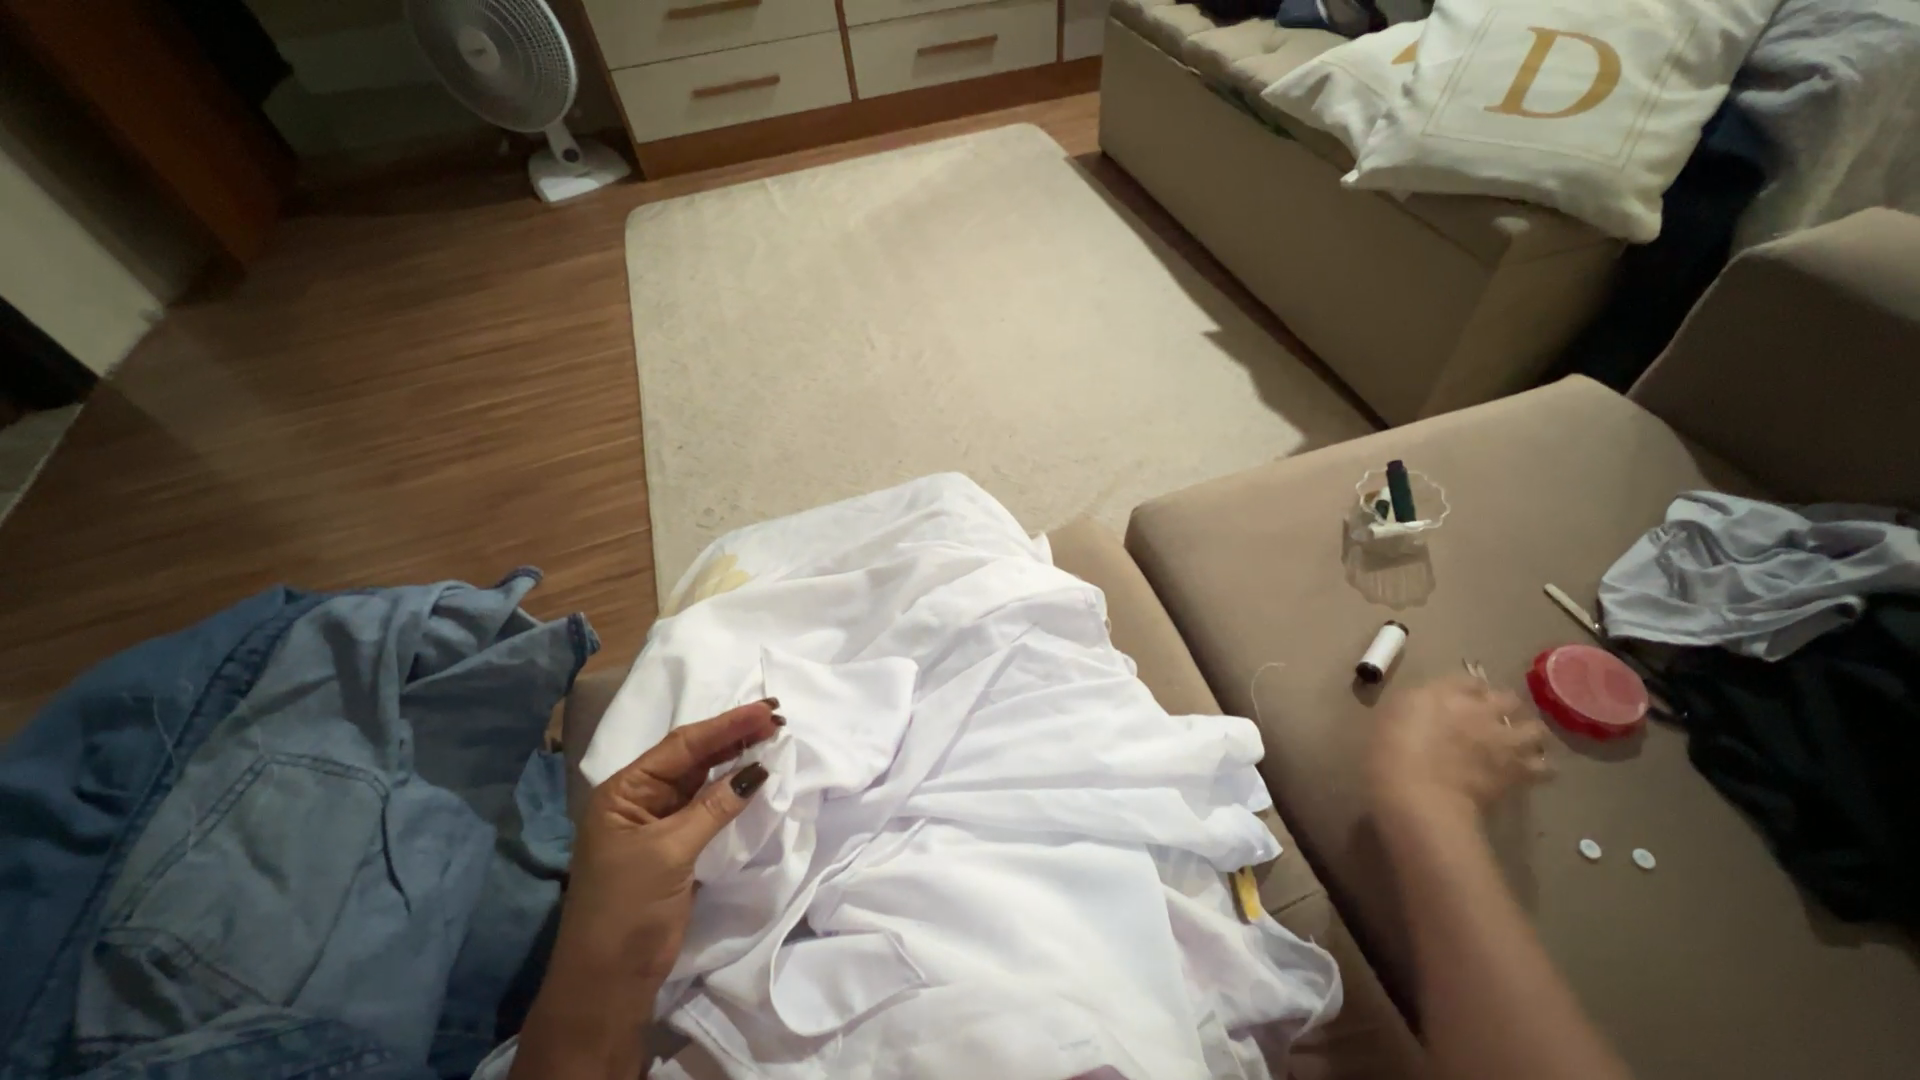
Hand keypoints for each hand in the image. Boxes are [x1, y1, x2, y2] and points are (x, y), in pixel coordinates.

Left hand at [512, 700, 782, 1079]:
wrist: (608, 981)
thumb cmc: (627, 909)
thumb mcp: (670, 852)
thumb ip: (713, 807)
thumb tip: (757, 769)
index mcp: (624, 791)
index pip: (683, 746)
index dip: (726, 725)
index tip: (767, 710)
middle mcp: (640, 799)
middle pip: (693, 756)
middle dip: (734, 736)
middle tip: (777, 717)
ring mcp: (658, 823)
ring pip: (703, 778)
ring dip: (736, 758)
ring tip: (772, 736)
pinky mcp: (676, 846)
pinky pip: (707, 805)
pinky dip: (731, 790)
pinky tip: (754, 776)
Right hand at [1370, 675, 1552, 826]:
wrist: (1419, 794)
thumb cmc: (1389, 753)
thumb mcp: (1388, 718)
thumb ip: (1412, 707)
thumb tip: (1422, 708)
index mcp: (1443, 692)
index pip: (1468, 680)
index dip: (1468, 690)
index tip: (1462, 699)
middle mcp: (1479, 709)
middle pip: (1507, 698)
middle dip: (1505, 707)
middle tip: (1495, 720)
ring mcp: (1503, 739)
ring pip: (1535, 729)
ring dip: (1529, 734)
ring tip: (1520, 744)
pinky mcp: (1519, 770)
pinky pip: (1544, 766)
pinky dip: (1539, 768)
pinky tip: (1529, 772)